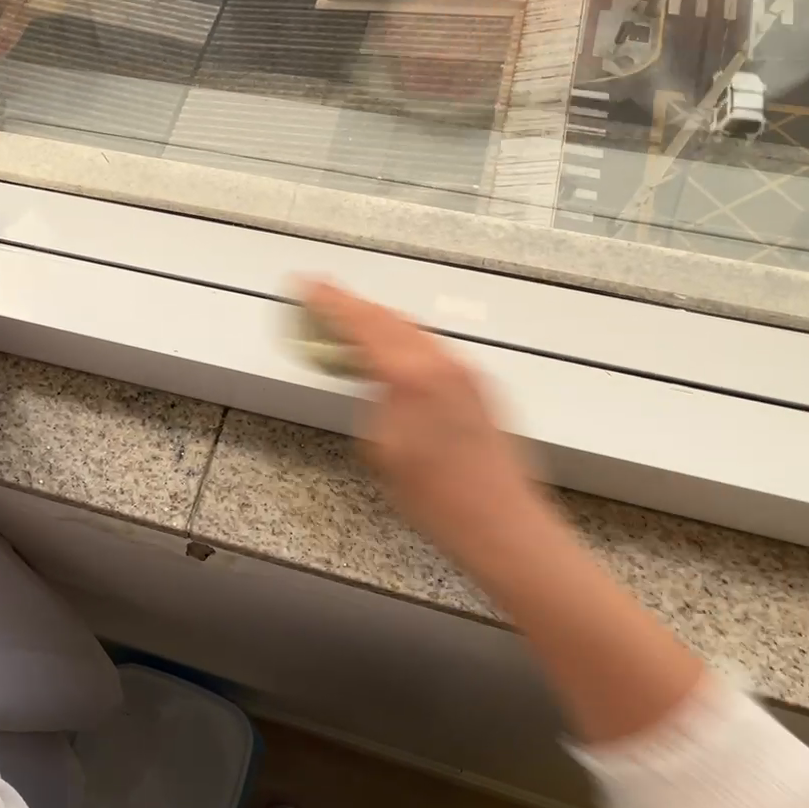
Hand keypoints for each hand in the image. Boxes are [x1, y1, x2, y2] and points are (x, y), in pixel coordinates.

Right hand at [301, 280, 540, 553]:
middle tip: (324, 296)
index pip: (363, 324)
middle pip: (391, 319)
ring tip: (353, 322)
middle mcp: (444, 364)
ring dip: (381, 322)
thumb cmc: (435, 500)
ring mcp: (468, 374)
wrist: (501, 523)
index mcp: (412, 377)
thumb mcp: (381, 452)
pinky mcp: (482, 389)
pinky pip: (435, 349)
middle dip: (354, 306)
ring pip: (415, 332)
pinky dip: (406, 341)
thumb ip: (373, 403)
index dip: (331, 302)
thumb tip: (372, 382)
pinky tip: (395, 355)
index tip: (307, 283)